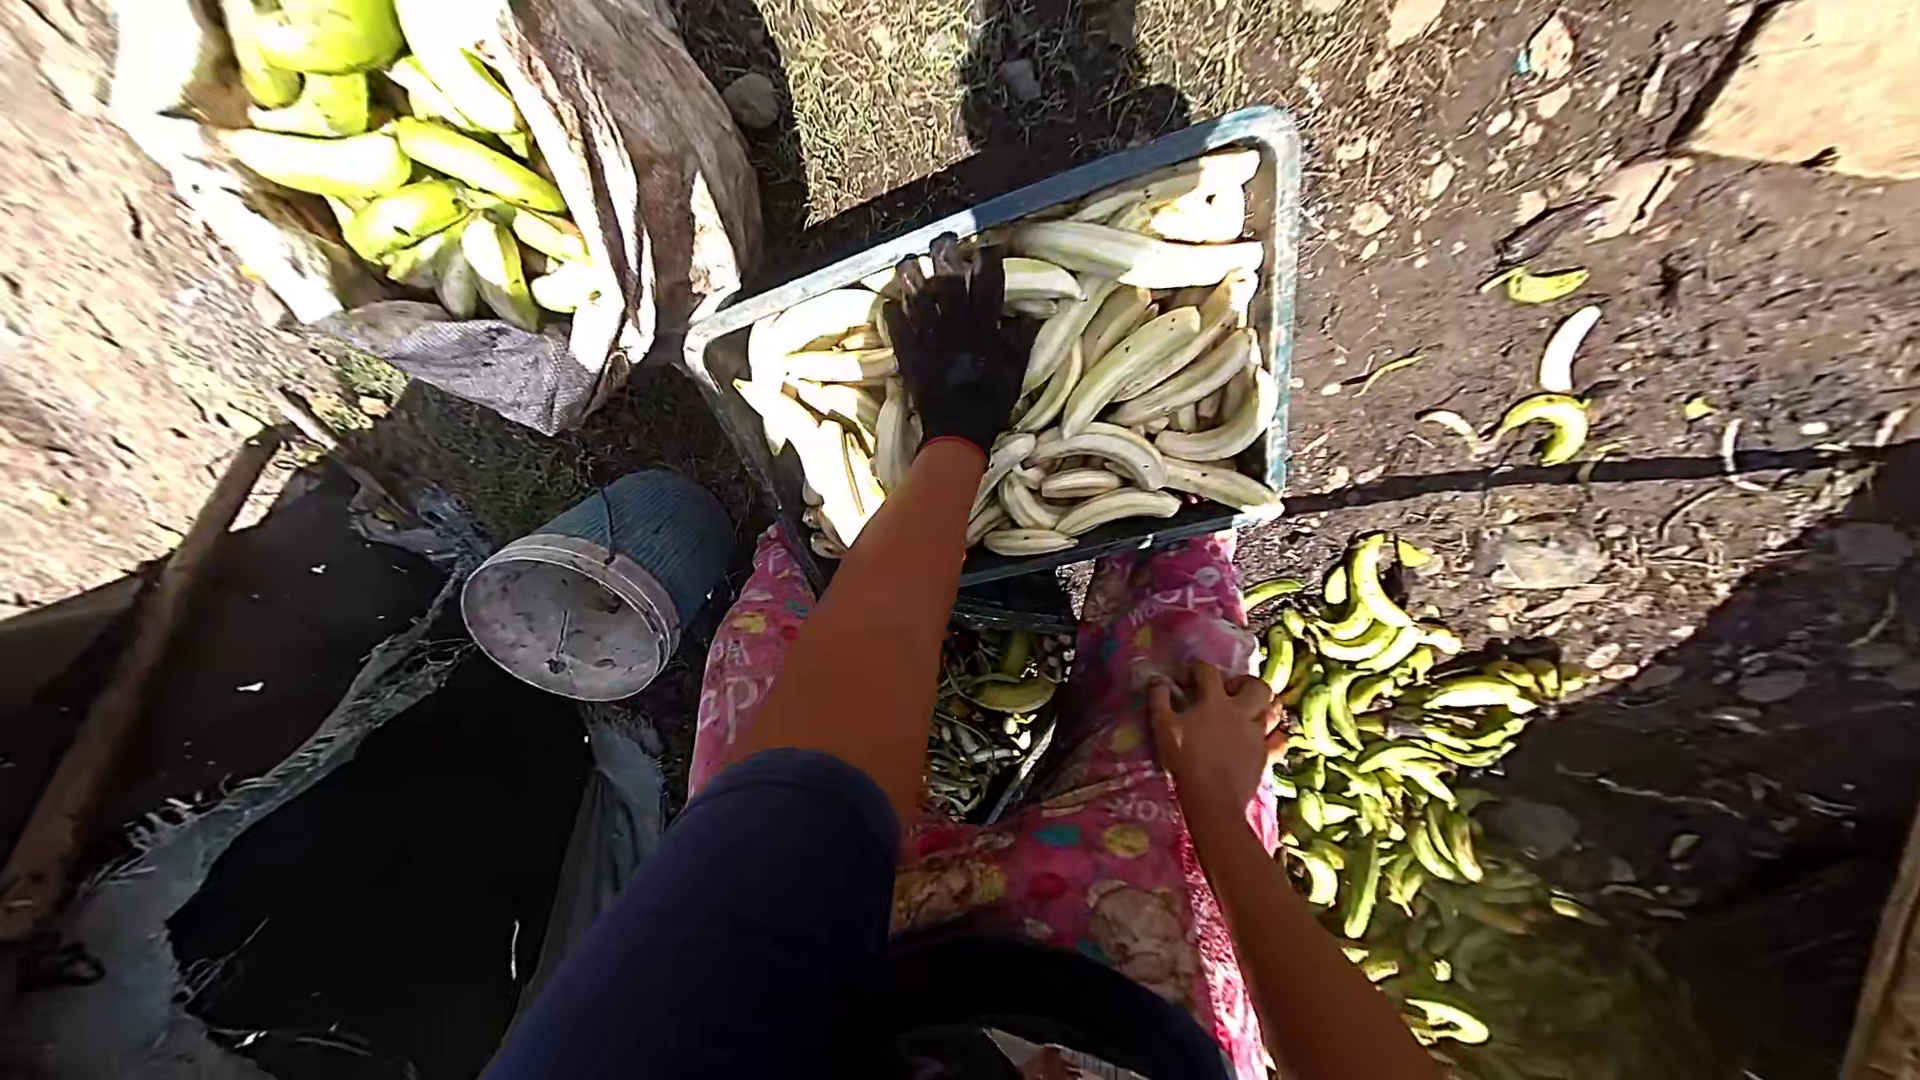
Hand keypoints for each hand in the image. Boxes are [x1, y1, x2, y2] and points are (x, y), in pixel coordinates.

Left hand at [880, 235, 1025, 454]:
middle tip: (944, 239)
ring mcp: (929, 340)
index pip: (988, 286)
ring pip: (918, 299)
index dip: (987, 262)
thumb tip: (1028, 316)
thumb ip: (1020, 341)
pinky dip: (893, 312)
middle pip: (949, 283)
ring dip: (913, 277)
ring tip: (910, 261)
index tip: (987, 248)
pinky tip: (892, 302)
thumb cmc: (990, 403)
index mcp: (983, 330)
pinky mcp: (909, 354)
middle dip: (947, 256)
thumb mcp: (1015, 373)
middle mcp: (955, 328)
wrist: (957, 432)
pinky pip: (897, 327)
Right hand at [1148, 663, 1285, 821]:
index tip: (1186, 677)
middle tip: (1229, 690)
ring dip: (1261, 706)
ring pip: (1272, 710)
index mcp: (1215, 701)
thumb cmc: (1184, 759)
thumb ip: (1159, 698)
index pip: (1209, 672)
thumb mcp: (1162, 726)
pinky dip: (1272, 735)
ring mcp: (1257, 734)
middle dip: (1244, 682)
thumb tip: (1158, 679)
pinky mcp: (1265, 755)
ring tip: (1246, 711)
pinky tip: (1261, 737)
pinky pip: (1278, 740)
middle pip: (1257, 686)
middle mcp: (1242, 712)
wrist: (1212, 798)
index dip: (1197, 669)